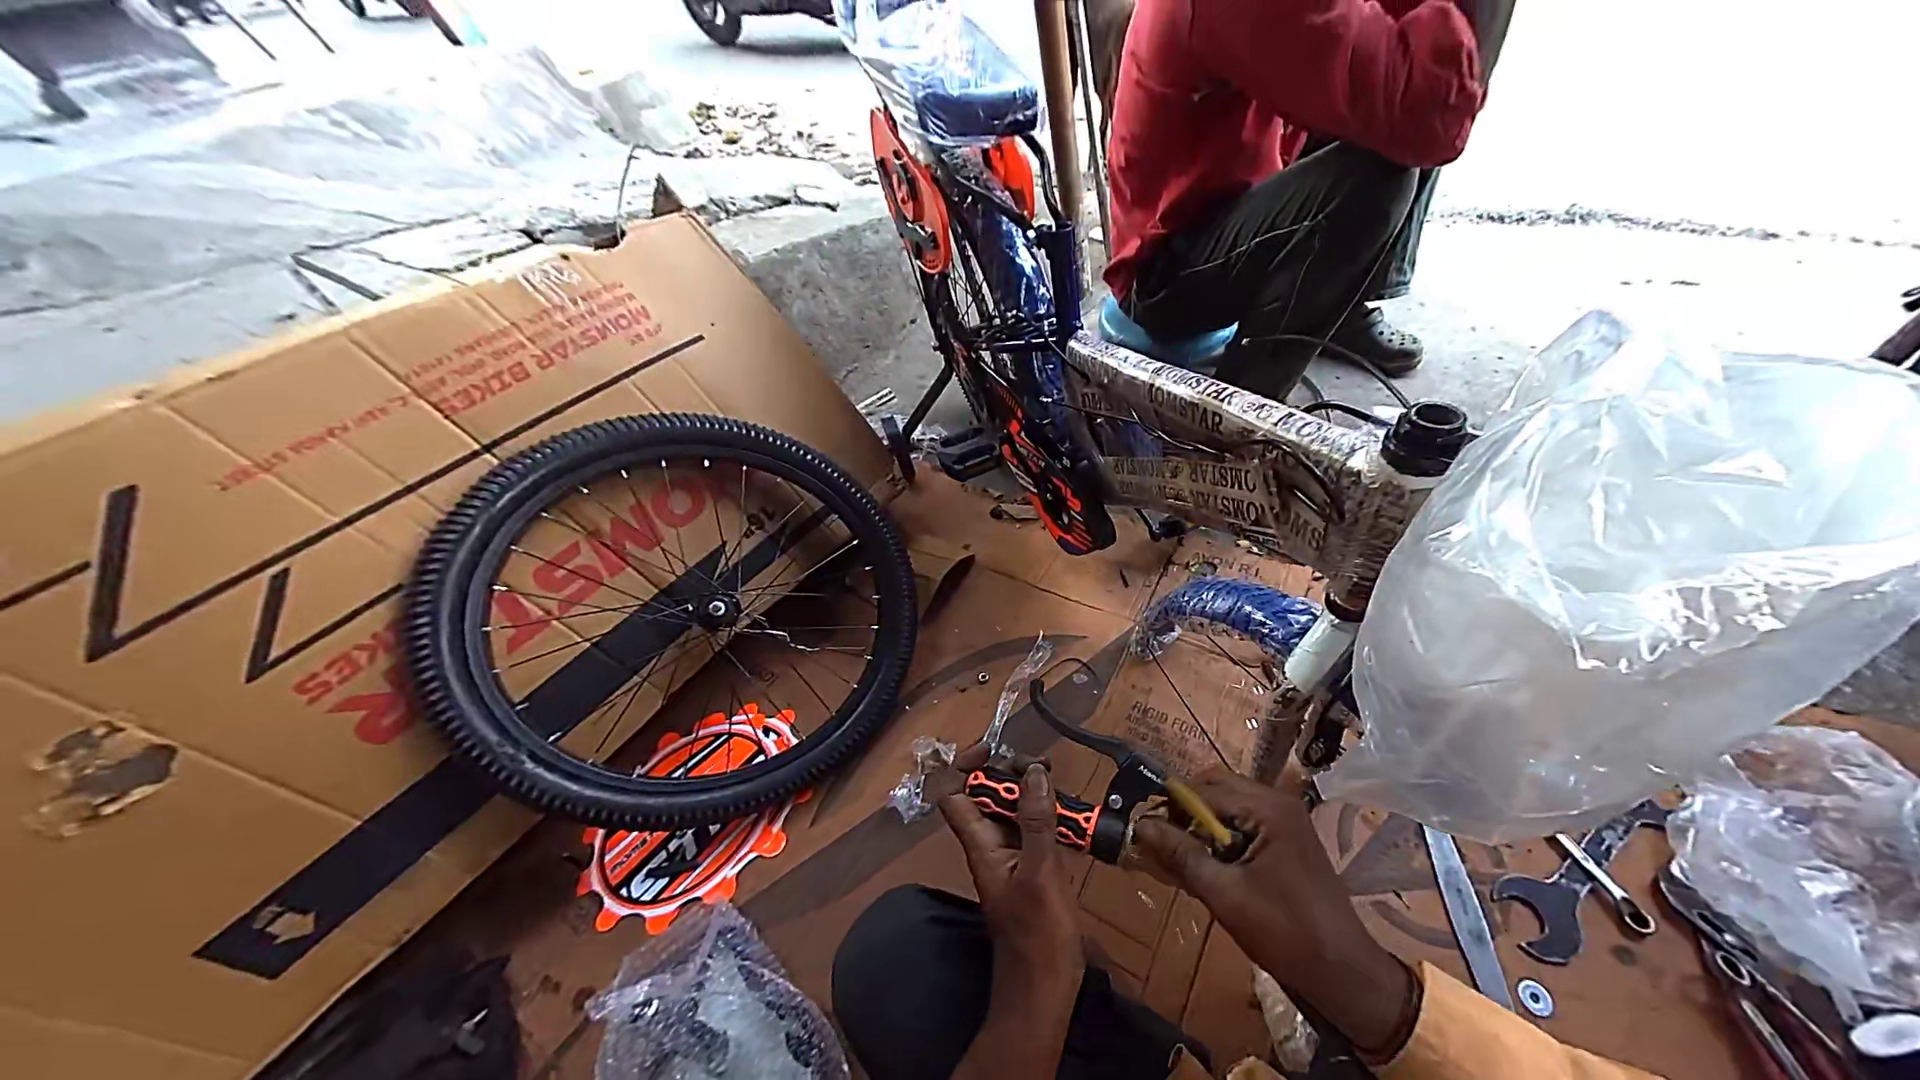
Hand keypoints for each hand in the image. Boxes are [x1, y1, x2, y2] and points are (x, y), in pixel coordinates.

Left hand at [937, 744, 1083, 1076]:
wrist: (1044, 994)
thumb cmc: (1038, 937)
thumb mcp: (1041, 875)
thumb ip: (1037, 823)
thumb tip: (1033, 772)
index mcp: (980, 844)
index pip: (955, 794)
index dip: (965, 766)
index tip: (994, 749)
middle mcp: (990, 846)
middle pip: (986, 796)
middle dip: (1008, 774)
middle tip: (1041, 768)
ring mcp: (1011, 859)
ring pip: (1011, 812)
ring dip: (1029, 793)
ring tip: (1056, 782)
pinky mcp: (1031, 872)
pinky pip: (1032, 832)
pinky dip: (1046, 817)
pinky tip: (1069, 815)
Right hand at [1132, 769, 1416, 1056]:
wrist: (1346, 974)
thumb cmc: (1284, 932)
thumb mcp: (1224, 894)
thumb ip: (1181, 854)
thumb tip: (1141, 825)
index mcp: (1267, 809)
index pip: (1204, 790)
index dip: (1171, 806)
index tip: (1146, 830)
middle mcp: (1278, 802)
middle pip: (1217, 786)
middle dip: (1186, 809)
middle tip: (1165, 840)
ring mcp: (1287, 819)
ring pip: (1228, 802)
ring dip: (1203, 822)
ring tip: (1185, 855)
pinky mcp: (1288, 837)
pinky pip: (1244, 819)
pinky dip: (1222, 833)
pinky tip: (1210, 863)